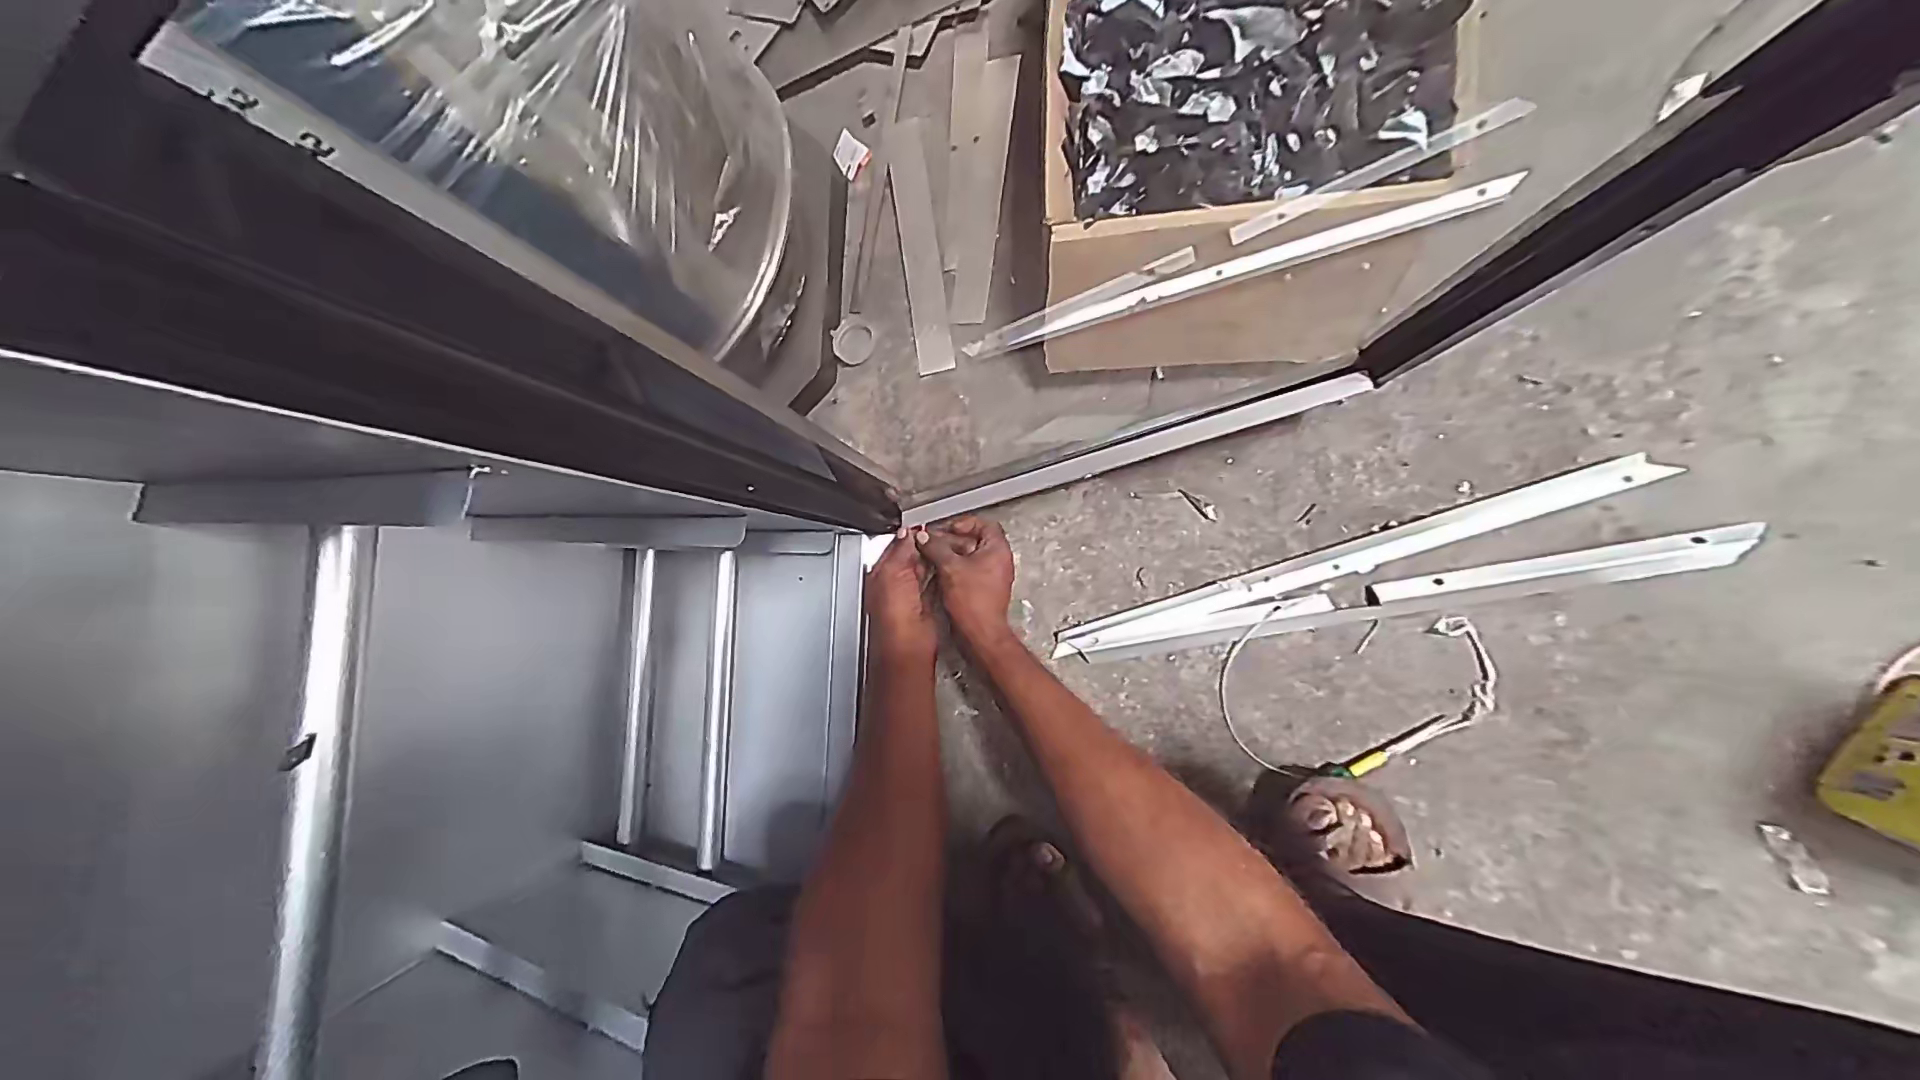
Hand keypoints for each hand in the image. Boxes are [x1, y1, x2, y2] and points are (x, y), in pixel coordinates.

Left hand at [866, 528, 937, 662]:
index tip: (920, 528)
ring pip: (923, 571)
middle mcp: (894, 586)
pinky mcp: (926, 606)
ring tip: (943, 548)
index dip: (907, 537)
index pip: (894, 549)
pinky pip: (934, 585)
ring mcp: (911, 596)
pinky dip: (940, 576)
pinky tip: (946, 569)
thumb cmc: (893, 618)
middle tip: (934, 536)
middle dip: (921, 547)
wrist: (908, 645)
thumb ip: (901, 551)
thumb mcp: (894, 573)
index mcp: (880, 576)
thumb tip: (906, 534)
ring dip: (932, 560)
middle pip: (910, 558)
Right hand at [917, 516, 1015, 648]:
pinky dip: (952, 569)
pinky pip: (966, 572)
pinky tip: (937, 570)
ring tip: (930, 555)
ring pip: (967, 557)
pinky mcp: (981, 589)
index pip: (983, 524)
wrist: (979, 633)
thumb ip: (936, 548)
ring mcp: (990, 576)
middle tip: (931, 541)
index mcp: (997, 550)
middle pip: (972, 540)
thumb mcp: (950, 567)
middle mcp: (997, 561)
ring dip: (948, 555)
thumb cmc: (973, 602)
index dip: (963, 523)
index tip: (947, 528)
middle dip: (950, 540)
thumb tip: (925, 537)